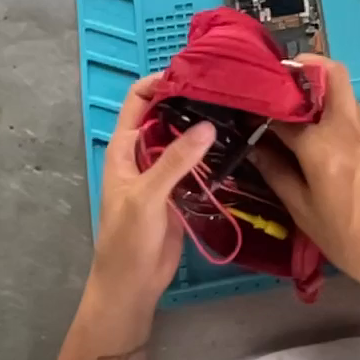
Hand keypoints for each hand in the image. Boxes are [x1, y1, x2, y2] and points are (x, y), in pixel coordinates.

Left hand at [88, 74, 214, 310]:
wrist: (131, 286)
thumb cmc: (127, 240)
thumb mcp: (148, 196)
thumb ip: (175, 160)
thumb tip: (207, 125)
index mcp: (125, 148)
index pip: (138, 101)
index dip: (160, 83)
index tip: (192, 73)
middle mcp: (143, 153)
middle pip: (166, 115)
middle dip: (189, 100)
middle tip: (225, 89)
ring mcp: (162, 171)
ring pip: (184, 138)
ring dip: (203, 126)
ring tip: (235, 110)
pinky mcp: (180, 189)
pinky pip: (196, 162)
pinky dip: (211, 152)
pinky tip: (234, 143)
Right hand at [252, 55, 359, 304]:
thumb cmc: (346, 239)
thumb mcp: (302, 210)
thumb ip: (276, 172)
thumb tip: (254, 147)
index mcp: (322, 146)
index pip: (285, 114)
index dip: (265, 111)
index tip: (253, 112)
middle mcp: (350, 128)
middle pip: (333, 73)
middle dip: (307, 68)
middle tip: (286, 84)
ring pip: (347, 96)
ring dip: (325, 99)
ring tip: (308, 123)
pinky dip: (343, 124)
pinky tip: (336, 151)